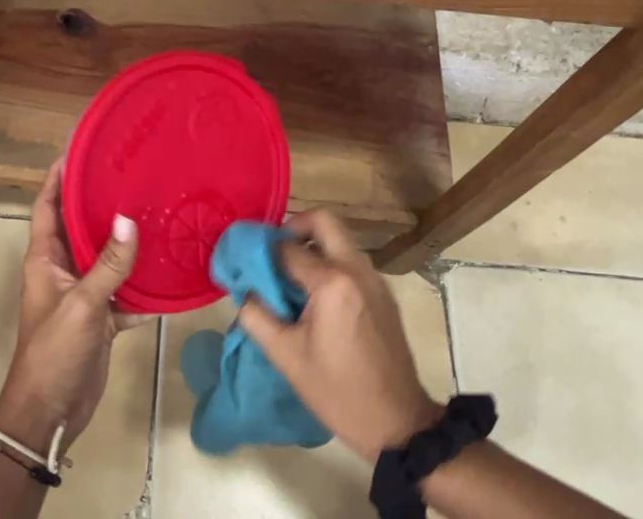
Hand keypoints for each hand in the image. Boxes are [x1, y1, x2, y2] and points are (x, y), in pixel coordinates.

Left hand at [0, 160, 155, 452]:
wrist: (51, 411)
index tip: (79, 150)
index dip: (57, 178)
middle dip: (100, 202)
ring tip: (156, 211)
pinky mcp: (102, 317)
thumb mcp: (82, 305)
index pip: (46, 206)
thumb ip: (107, 265)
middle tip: (131, 174)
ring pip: (105, 257)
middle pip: (80, 227)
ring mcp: (83, 294)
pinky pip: (124, 291)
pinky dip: (143, 284)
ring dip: (126, 241)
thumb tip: (129, 221)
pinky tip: (169, 271)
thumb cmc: (54, 351)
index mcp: (44, 259)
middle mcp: (62, 269)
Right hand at [238, 209, 440, 462]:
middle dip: (293, 228)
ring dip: (313, 246)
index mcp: (332, 282)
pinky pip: (352, 261)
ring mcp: (375, 279)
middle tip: (274, 254)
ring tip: (291, 280)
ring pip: (340, 239)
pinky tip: (315, 298)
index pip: (287, 247)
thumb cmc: (336, 391)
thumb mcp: (285, 356)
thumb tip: (246, 289)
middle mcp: (357, 269)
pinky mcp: (384, 293)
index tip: (247, 266)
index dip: (262, 253)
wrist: (397, 422)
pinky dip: (330, 264)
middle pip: (323, 220)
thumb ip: (256, 314)